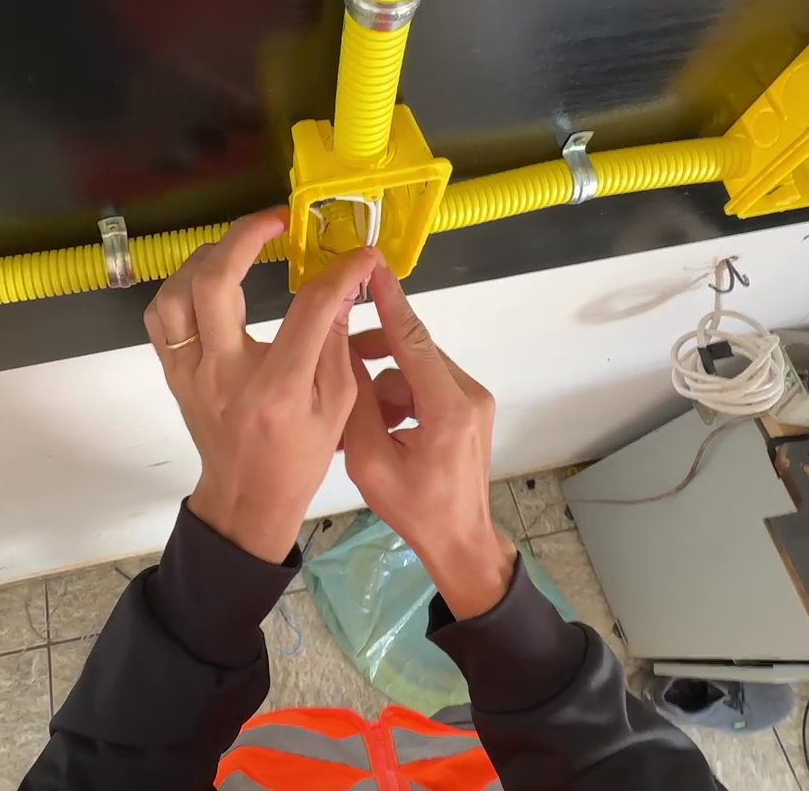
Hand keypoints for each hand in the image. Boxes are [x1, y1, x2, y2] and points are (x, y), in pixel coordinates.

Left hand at [144, 208, 383, 562]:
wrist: (246, 497)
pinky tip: (207, 281)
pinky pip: (160, 317)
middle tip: (274, 222)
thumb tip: (340, 285)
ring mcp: (191, 373)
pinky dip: (180, 287)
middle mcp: (226, 374)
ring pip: (176, 293)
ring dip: (207, 259)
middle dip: (246, 237)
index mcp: (278, 388)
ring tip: (237, 249)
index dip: (338, 271)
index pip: (309, 308)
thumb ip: (336, 342)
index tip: (357, 255)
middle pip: (217, 283)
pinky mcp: (173, 374)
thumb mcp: (337, 406)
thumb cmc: (297, 457)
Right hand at [343, 265, 515, 618]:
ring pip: (414, 367)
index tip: (371, 265)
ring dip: (382, 382)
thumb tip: (343, 357)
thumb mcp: (369, 462)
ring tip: (357, 418)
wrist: (462, 543)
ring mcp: (472, 399)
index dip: (389, 300)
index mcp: (446, 407)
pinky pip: (424, 383)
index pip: (412, 338)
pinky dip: (398, 395)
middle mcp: (467, 393)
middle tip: (336, 364)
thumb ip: (355, 404)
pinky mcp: (469, 407)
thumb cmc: (415, 512)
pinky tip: (378, 425)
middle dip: (372, 351)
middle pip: (411, 348)